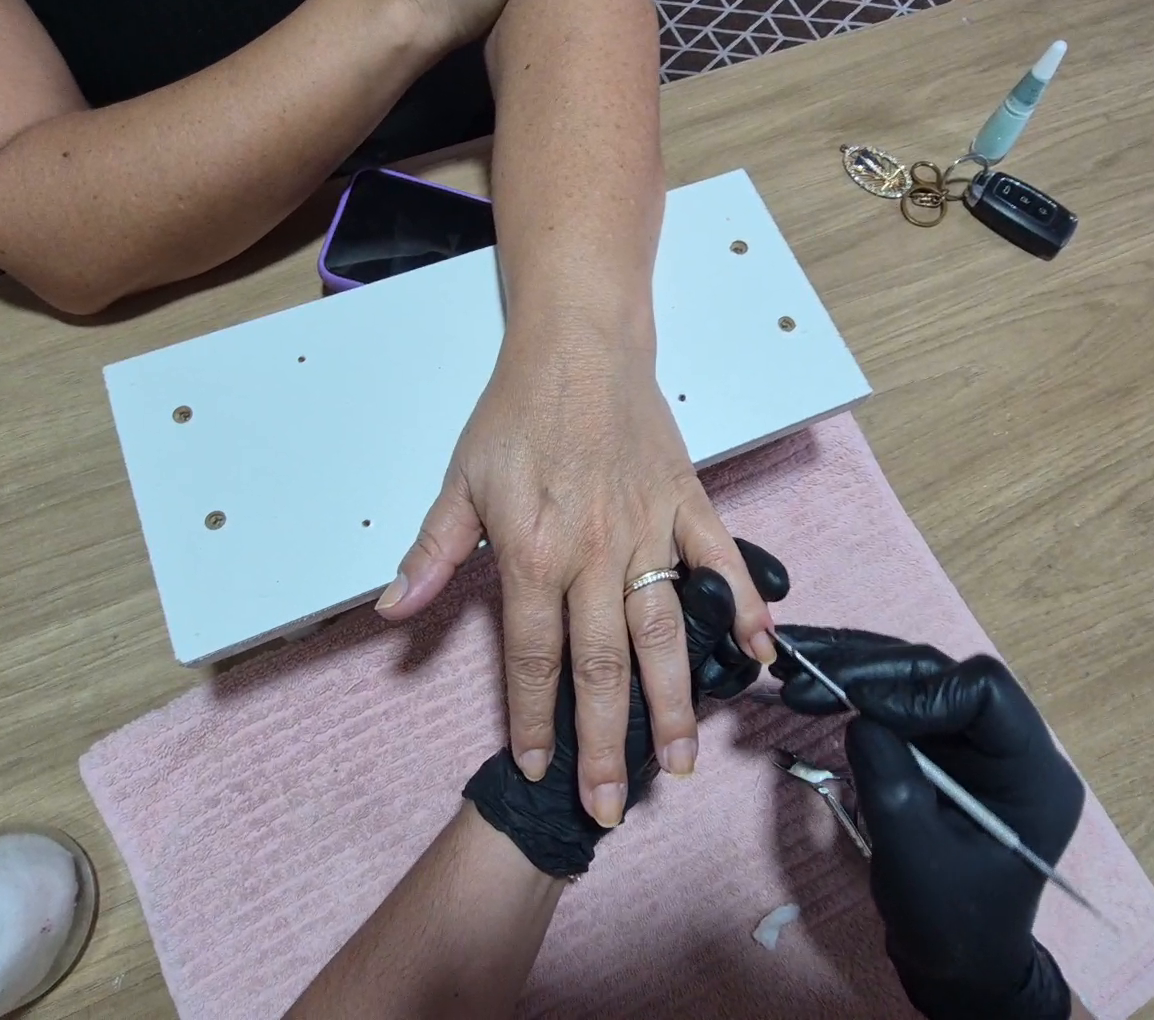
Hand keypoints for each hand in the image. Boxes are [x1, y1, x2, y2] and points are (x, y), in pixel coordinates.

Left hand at [380, 342, 776, 828]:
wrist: (578, 349)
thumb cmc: (518, 413)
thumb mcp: (460, 480)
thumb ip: (432, 552)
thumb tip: (395, 611)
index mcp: (535, 553)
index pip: (531, 657)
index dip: (533, 719)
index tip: (539, 769)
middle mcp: (595, 555)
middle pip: (601, 666)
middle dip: (604, 743)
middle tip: (609, 805)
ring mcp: (648, 532)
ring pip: (665, 633)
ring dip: (676, 702)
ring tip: (683, 761)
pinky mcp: (686, 505)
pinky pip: (722, 564)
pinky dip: (745, 609)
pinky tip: (758, 655)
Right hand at [775, 627, 1084, 1019]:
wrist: (956, 958)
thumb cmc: (949, 918)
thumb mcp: (912, 853)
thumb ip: (889, 777)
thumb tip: (858, 714)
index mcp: (1028, 770)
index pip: (984, 692)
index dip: (918, 690)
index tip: (857, 707)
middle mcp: (1002, 738)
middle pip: (936, 671)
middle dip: (864, 668)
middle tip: (799, 675)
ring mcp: (967, 735)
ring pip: (908, 673)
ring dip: (847, 666)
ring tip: (790, 665)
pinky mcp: (935, 737)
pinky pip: (892, 694)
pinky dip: (848, 684)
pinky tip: (809, 676)